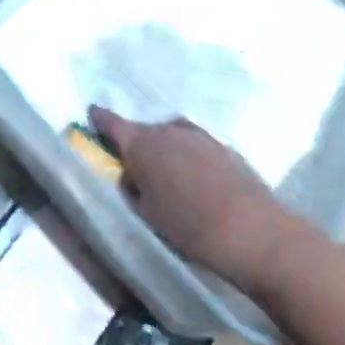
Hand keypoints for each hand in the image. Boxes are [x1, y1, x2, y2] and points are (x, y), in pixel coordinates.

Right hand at [88, 105, 307, 293]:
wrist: (252, 231)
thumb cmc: (189, 227)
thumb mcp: (146, 214)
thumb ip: (133, 189)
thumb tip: (130, 176)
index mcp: (142, 144)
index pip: (112, 123)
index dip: (100, 119)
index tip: (92, 113)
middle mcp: (168, 130)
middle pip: (144, 130)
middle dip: (137, 142)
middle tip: (135, 164)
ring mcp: (198, 134)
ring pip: (172, 134)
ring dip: (165, 147)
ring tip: (167, 173)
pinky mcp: (223, 145)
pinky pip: (195, 144)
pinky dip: (189, 155)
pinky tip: (196, 179)